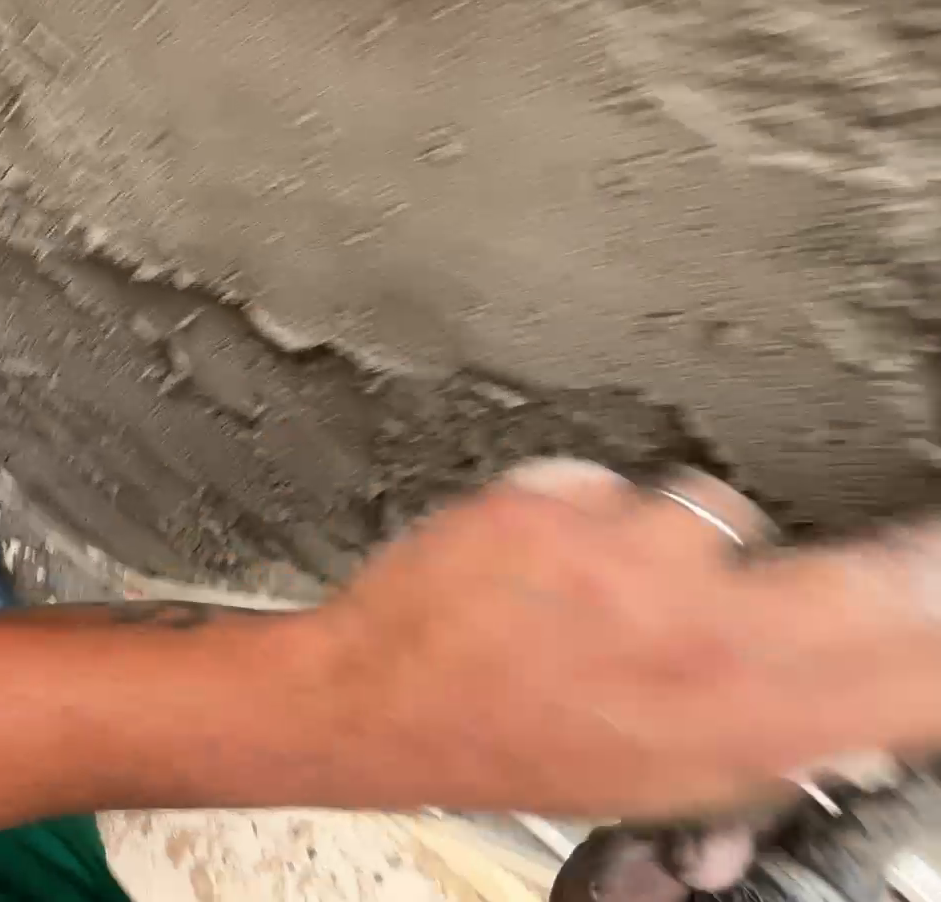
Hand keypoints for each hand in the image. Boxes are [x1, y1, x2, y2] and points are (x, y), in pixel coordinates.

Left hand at [328, 458, 940, 817]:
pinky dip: (577, 511)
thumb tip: (841, 713)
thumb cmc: (500, 741)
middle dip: (877, 561)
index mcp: (737, 720)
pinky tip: (536, 553)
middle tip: (856, 556)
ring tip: (599, 576)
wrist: (376, 695)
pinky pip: (597, 485)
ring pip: (702, 507)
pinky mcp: (537, 503)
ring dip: (666, 536)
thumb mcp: (652, 778)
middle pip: (860, 571)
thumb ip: (762, 738)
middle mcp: (692, 628)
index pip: (924, 672)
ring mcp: (610, 552)